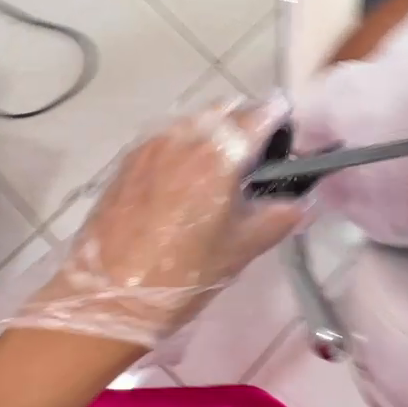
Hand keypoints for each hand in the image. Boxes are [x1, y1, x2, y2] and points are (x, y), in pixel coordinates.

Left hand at [3, 98, 303, 350]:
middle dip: (246, 124)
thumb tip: (302, 201)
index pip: (262, 114)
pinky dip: (185, 146)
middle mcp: (187, 136)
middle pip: (227, 110)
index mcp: (221, 154)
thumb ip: (279, 217)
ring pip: (196, 120)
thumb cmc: (183, 275)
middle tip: (255, 161)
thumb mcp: (241, 250)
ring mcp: (153, 144)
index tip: (288, 135)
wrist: (105, 297)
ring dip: (214, 133)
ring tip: (219, 172)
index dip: (280, 119)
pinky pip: (168, 136)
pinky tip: (184, 181)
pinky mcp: (129, 158)